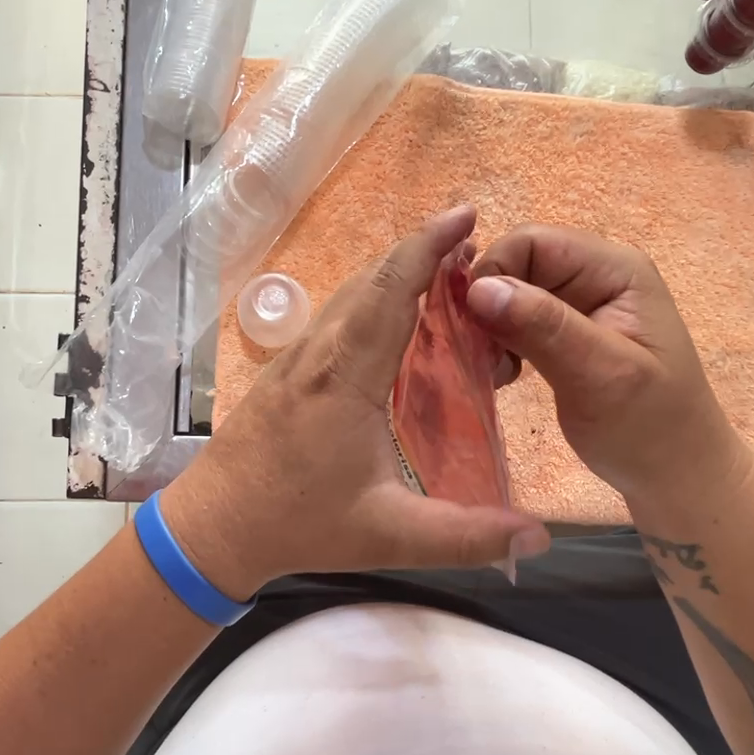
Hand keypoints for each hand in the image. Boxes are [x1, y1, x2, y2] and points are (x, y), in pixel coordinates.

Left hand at [160, 206, 551, 600]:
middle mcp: (318, 353)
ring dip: (394, 278)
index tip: (465, 214)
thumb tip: (539, 540)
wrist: (214, 526)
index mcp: (345, 376)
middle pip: (370, 282)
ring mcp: (294, 360)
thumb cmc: (299, 524)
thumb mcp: (389, 536)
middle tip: (472, 250)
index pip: (391, 290)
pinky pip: (334, 320)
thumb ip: (466, 537)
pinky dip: (370, 304)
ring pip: (348, 298)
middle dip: (420, 254)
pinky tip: (392, 328)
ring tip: (442, 279)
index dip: (428, 246)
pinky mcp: (283, 374)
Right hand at [465, 224, 751, 504]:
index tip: (474, 329)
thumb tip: (478, 289)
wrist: (675, 473)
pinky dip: (499, 345)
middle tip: (488, 361)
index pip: (530, 241)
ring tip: (497, 373)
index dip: (492, 275)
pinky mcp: (563, 332)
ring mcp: (579, 303)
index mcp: (614, 269)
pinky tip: (504, 375)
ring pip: (509, 294)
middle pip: (515, 264)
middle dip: (488, 306)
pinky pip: (515, 321)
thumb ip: (544, 328)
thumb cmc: (650, 428)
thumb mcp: (600, 376)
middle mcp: (594, 274)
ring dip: (490, 330)